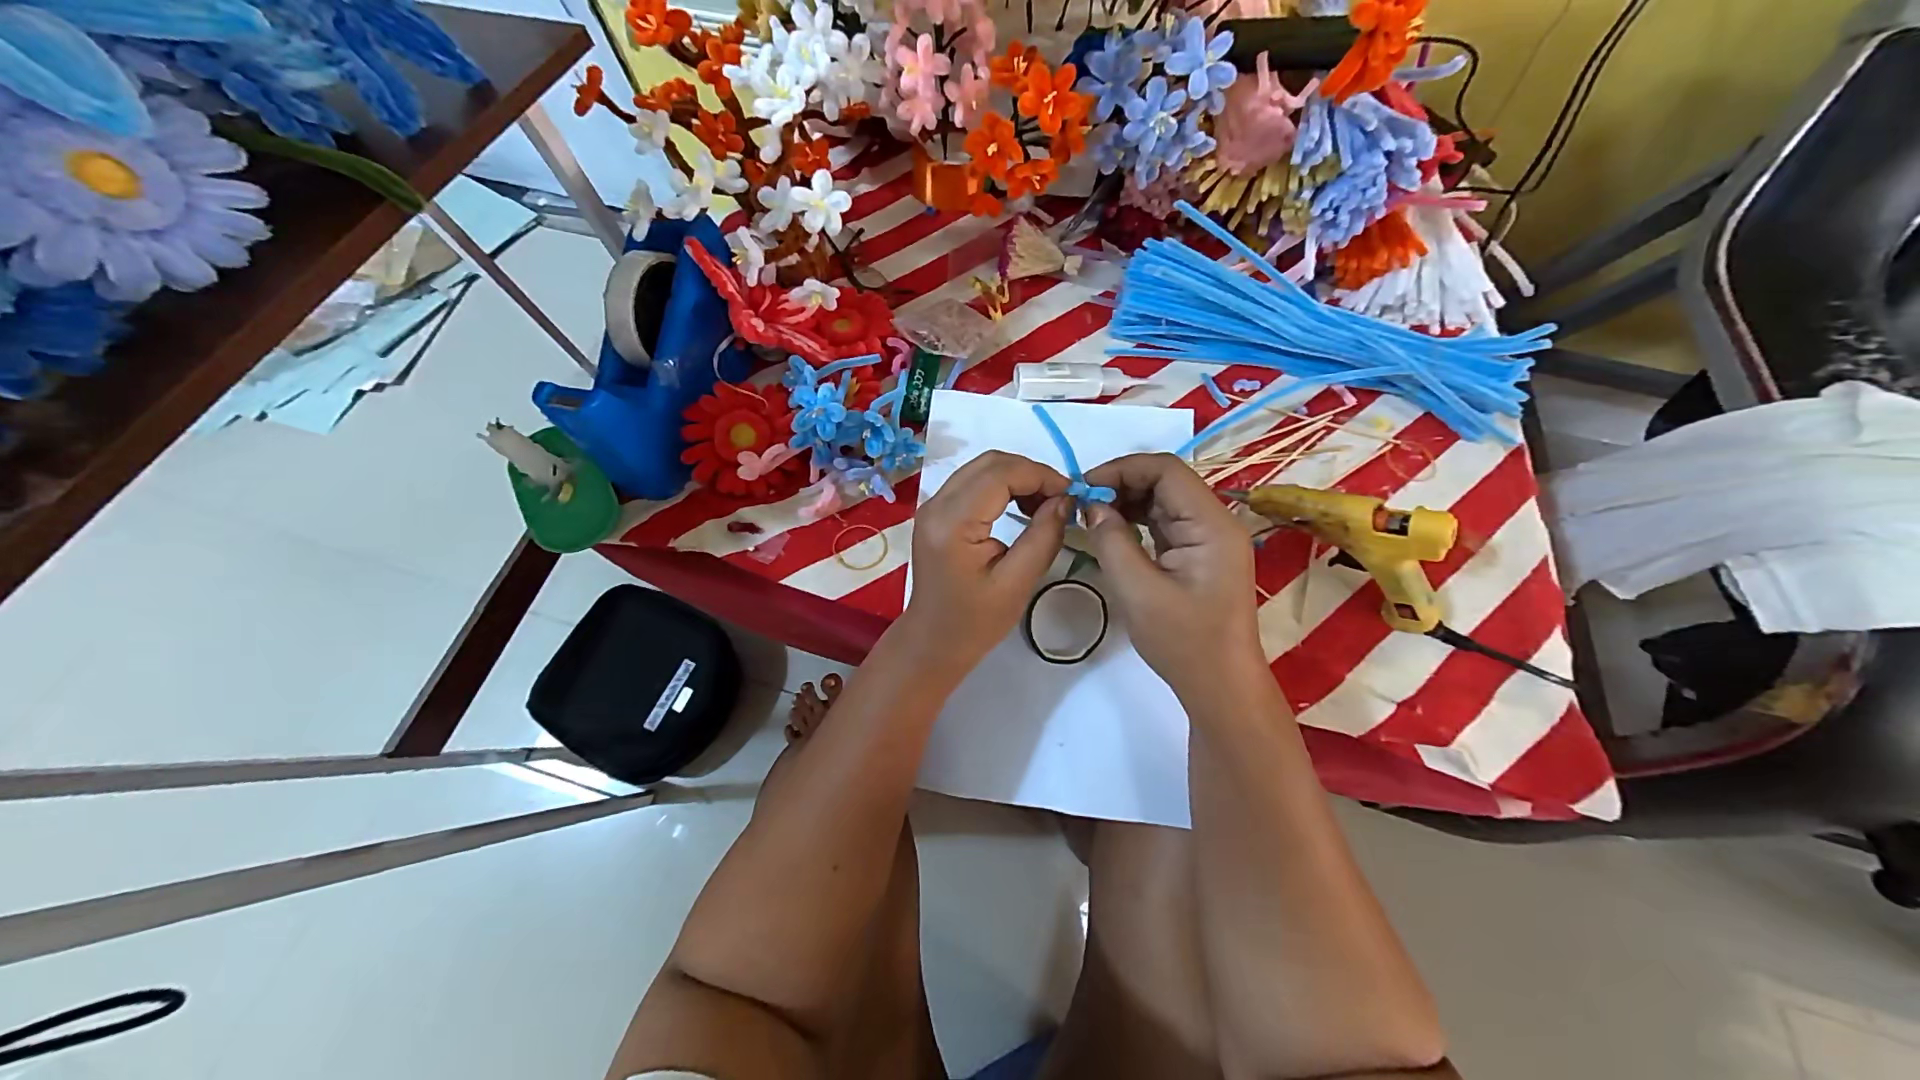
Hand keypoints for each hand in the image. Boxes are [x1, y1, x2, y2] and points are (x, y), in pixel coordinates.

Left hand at [901, 451, 1073, 676]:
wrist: (934, 641)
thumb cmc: (976, 621)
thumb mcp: (1017, 582)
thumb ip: (1043, 536)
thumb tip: (1065, 499)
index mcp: (952, 523)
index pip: (1000, 474)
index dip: (1040, 475)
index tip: (1071, 494)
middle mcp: (936, 505)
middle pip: (989, 463)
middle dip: (1030, 472)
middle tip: (1060, 499)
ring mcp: (932, 506)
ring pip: (981, 469)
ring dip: (1017, 477)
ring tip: (1045, 505)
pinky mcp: (936, 513)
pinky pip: (973, 483)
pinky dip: (1002, 486)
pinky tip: (1022, 508)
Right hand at [1081, 453, 1264, 695]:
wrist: (1219, 683)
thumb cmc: (1183, 640)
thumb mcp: (1137, 590)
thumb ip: (1112, 540)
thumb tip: (1092, 506)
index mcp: (1211, 524)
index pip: (1166, 470)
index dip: (1122, 469)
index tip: (1084, 487)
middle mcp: (1216, 522)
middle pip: (1166, 481)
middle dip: (1122, 484)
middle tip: (1083, 504)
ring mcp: (1210, 537)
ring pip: (1164, 500)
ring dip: (1128, 501)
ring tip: (1092, 516)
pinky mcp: (1200, 553)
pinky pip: (1166, 522)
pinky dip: (1138, 520)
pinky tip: (1113, 530)